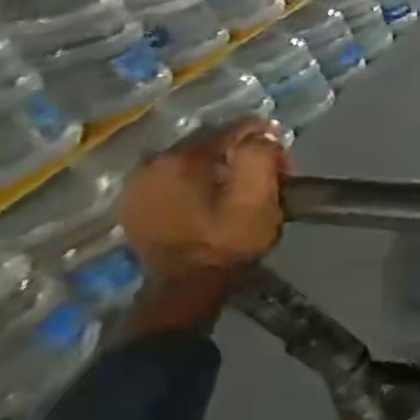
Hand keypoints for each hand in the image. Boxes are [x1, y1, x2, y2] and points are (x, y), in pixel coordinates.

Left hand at [119, 116, 289, 333]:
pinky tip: (213, 195)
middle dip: (241, 150)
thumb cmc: (227, 241)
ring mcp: (136, 189)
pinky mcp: (135, 207)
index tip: (284, 154)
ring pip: (190, 160)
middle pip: (209, 143)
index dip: (264, 135)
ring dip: (219, 165)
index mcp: (178, 160)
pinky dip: (197, 180)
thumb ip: (261, 156)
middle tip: (269, 170)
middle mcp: (149, 166)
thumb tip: (263, 134)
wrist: (186, 290)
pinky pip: (173, 179)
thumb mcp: (258, 197)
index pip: (231, 129)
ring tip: (243, 183)